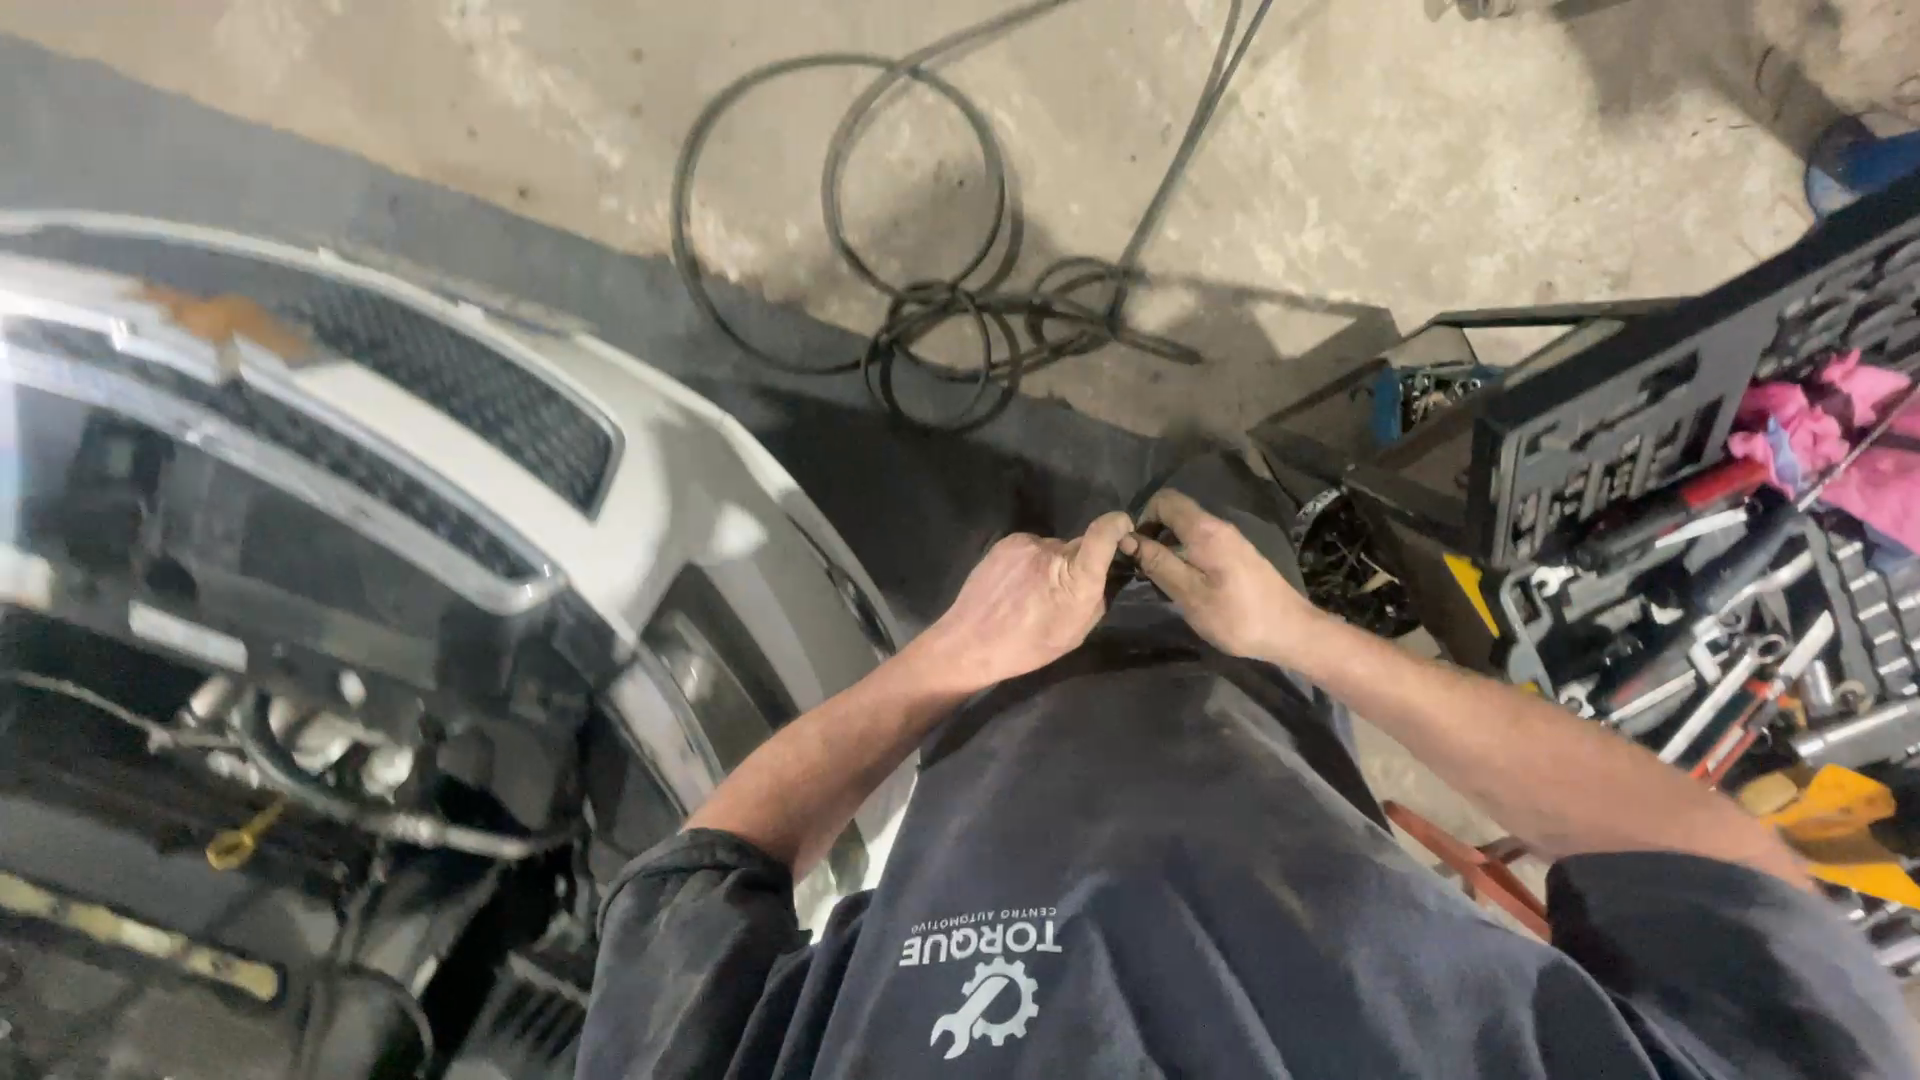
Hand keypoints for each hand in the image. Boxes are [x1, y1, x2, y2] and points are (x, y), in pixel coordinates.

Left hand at [909, 511, 1134, 690]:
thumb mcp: (1075, 633)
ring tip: (1029, 593)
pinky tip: (1014, 585)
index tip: (1123, 525)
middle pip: (1077, 547)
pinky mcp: (1007, 541)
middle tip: (1058, 591)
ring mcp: (1027, 544)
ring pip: (1052, 548)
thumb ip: (1095, 598)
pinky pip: (1031, 547)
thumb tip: (1104, 573)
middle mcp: (1053, 552)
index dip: (1116, 525)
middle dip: (1076, 563)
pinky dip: (1030, 561)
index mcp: (1075, 580)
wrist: (970, 641)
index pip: (1102, 536)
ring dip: (1049, 564)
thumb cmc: (1027, 647)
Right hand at [1120, 489, 1327, 662]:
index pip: (1165, 500)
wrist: (1291, 632)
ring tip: (1160, 578)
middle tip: (1143, 566)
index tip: (1134, 547)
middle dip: (1153, 533)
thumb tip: (1128, 539)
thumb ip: (1159, 563)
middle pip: (1176, 513)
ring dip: (1168, 547)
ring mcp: (1231, 540)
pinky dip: (1185, 555)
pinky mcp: (1238, 555)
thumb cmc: (1237, 616)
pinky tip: (1185, 584)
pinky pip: (1201, 543)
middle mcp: (1219, 527)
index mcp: (1205, 531)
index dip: (1143, 517)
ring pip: (1188, 530)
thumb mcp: (1189, 594)